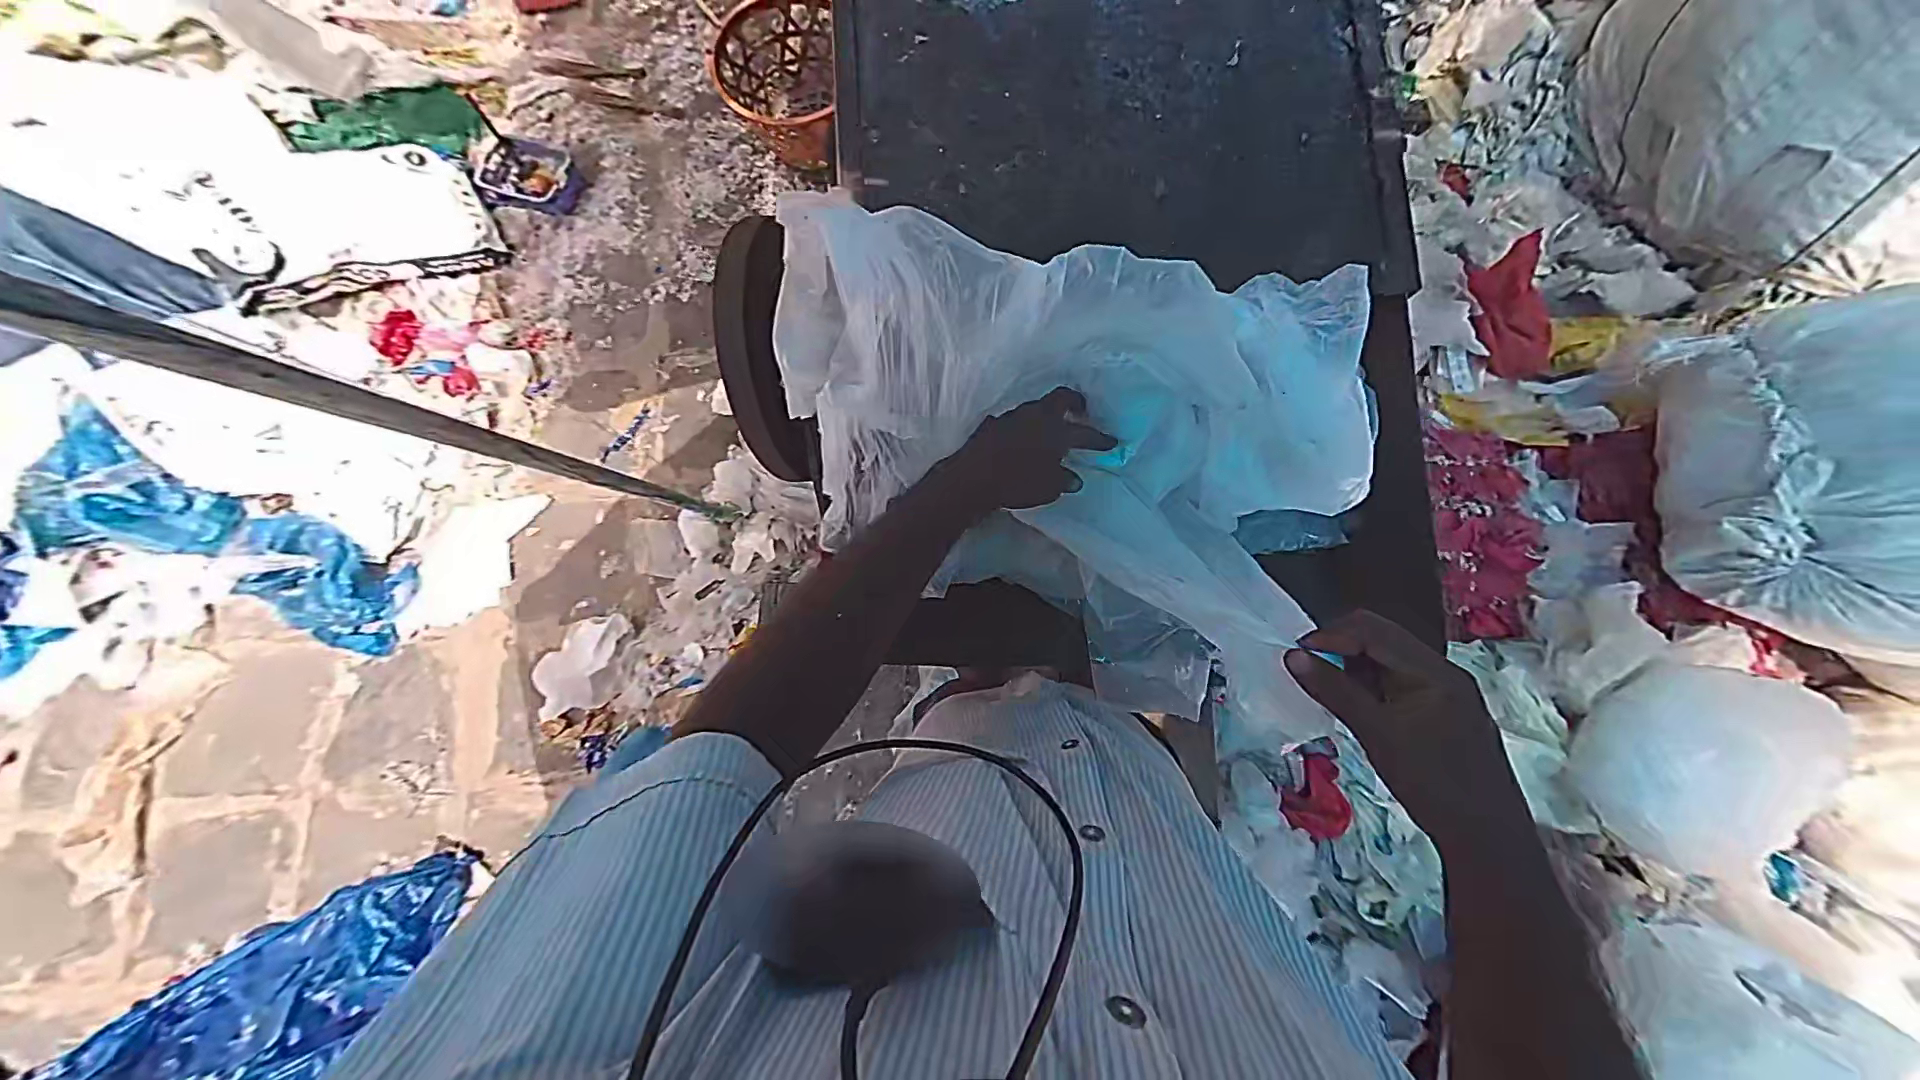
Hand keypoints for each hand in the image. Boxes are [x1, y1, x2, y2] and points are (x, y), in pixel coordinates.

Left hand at [929, 387, 1116, 514]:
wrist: (972, 478)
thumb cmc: (1016, 483)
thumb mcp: (1048, 488)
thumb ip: (1064, 479)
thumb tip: (1074, 478)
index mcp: (1056, 431)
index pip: (1085, 433)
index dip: (1100, 439)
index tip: (1111, 442)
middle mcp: (1036, 417)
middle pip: (1061, 399)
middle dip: (1075, 403)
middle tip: (1082, 411)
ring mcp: (1012, 417)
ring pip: (1036, 409)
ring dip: (1046, 416)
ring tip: (1051, 428)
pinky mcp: (992, 425)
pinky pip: (1015, 421)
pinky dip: (1023, 428)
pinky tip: (1022, 439)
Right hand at [1284, 610, 1530, 858]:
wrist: (1487, 837)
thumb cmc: (1430, 783)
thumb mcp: (1375, 733)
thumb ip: (1334, 689)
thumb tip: (1294, 656)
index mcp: (1433, 671)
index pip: (1372, 631)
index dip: (1330, 636)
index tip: (1298, 655)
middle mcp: (1443, 672)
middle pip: (1382, 636)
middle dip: (1340, 645)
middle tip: (1309, 668)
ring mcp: (1446, 690)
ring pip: (1389, 657)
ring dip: (1353, 663)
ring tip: (1328, 688)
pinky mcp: (1443, 708)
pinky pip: (1398, 678)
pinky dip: (1370, 682)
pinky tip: (1356, 703)